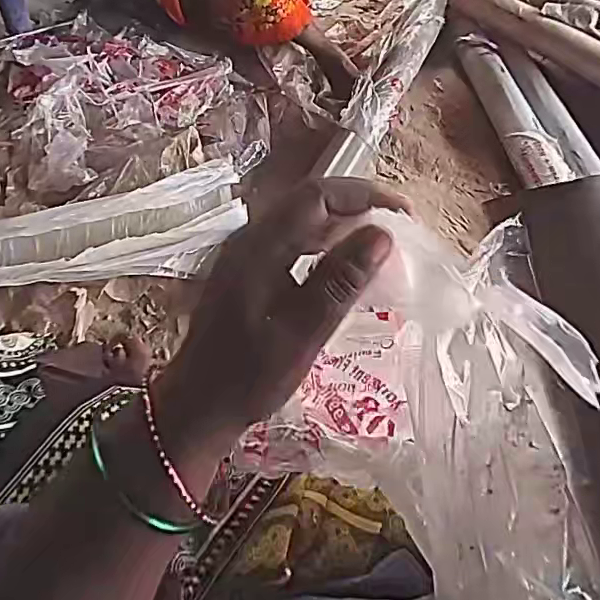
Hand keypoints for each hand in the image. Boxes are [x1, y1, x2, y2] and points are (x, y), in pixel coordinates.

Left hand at [152, 178, 408, 449]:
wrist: (196, 405)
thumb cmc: (246, 378)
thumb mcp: (301, 336)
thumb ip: (339, 283)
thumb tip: (381, 234)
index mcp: (258, 247)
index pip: (314, 196)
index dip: (362, 194)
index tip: (403, 213)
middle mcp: (248, 239)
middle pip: (306, 201)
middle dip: (354, 206)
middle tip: (398, 230)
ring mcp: (243, 253)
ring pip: (298, 220)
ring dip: (340, 225)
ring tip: (380, 246)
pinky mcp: (245, 269)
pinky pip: (289, 241)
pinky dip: (322, 244)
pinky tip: (343, 267)